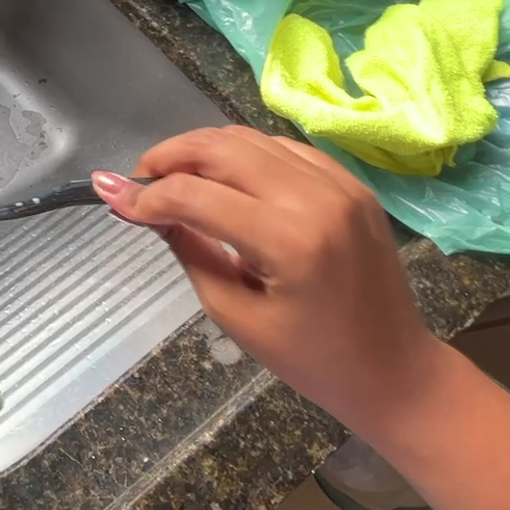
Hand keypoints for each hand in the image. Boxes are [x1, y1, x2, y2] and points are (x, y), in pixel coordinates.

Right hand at [90, 126, 443, 433]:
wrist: (398, 371)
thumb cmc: (310, 359)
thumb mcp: (233, 312)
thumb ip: (187, 247)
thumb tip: (139, 206)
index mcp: (289, 241)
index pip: (194, 195)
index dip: (144, 195)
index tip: (111, 198)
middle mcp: (316, 198)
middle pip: (218, 148)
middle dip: (167, 157)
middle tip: (139, 182)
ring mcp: (338, 184)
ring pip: (246, 138)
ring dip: (199, 150)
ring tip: (173, 177)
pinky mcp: (349, 182)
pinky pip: (278, 148)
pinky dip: (239, 154)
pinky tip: (222, 179)